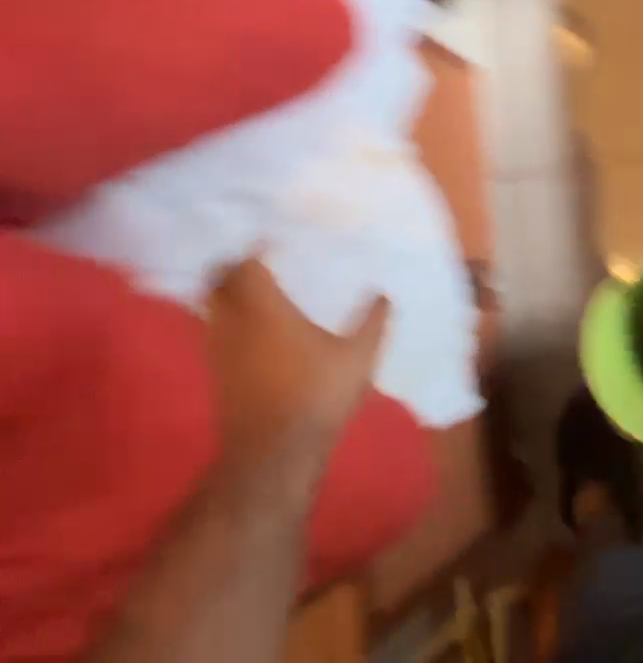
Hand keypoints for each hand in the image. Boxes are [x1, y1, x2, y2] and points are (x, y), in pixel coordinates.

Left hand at [206, 260, 389, 469]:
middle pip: (217, 285)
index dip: (253, 249)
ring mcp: (220, 350)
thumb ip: (373, 319)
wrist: (274, 449)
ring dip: (229, 293)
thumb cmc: (320, 392)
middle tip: (259, 258)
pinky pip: (217, 330)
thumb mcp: (361, 353)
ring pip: (213, 309)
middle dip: (232, 267)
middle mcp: (234, 325)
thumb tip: (384, 293)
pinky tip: (258, 325)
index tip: (271, 238)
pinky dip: (231, 318)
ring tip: (260, 287)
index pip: (244, 268)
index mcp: (267, 312)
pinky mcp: (218, 371)